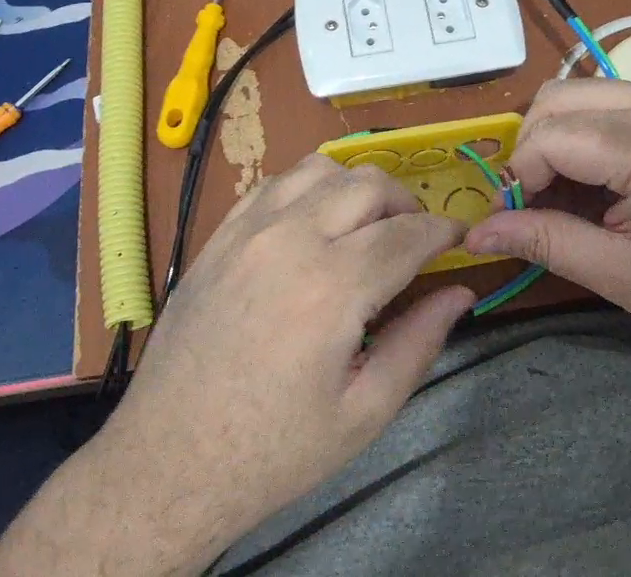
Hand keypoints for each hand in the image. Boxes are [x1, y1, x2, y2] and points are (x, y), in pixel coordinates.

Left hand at [6, 155, 472, 575]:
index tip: (459, 240)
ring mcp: (247, 231)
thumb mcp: (363, 412)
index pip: (407, 233)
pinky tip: (314, 223)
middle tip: (418, 239)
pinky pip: (273, 185)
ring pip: (318, 170)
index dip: (444, 232)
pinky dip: (308, 189)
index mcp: (333, 286)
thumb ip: (418, 344)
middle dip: (406, 203)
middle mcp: (290, 239)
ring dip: (356, 187)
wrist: (169, 460)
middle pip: (367, 184)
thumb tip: (460, 293)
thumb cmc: (274, 450)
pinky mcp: (217, 237)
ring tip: (369, 225)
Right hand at [463, 79, 630, 370]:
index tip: (512, 221)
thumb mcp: (622, 276)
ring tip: (567, 198)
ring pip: (586, 94)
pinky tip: (603, 184)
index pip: (547, 135)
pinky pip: (620, 104)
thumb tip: (475, 232)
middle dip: (531, 149)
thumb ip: (543, 241)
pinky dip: (593, 134)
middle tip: (534, 206)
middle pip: (559, 98)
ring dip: (560, 138)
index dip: (517, 177)